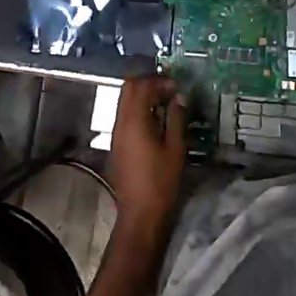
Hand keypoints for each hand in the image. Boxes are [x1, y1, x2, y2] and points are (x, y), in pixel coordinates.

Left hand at [106, 75, 185, 236]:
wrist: (140, 214)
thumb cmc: (161, 181)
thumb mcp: (176, 148)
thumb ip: (176, 118)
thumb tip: (179, 97)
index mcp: (135, 120)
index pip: (142, 86)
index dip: (160, 81)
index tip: (177, 86)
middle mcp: (121, 121)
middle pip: (129, 88)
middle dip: (149, 83)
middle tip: (170, 89)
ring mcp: (116, 132)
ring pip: (125, 100)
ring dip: (143, 95)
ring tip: (165, 102)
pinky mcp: (117, 142)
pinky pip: (125, 114)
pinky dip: (139, 108)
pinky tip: (156, 119)